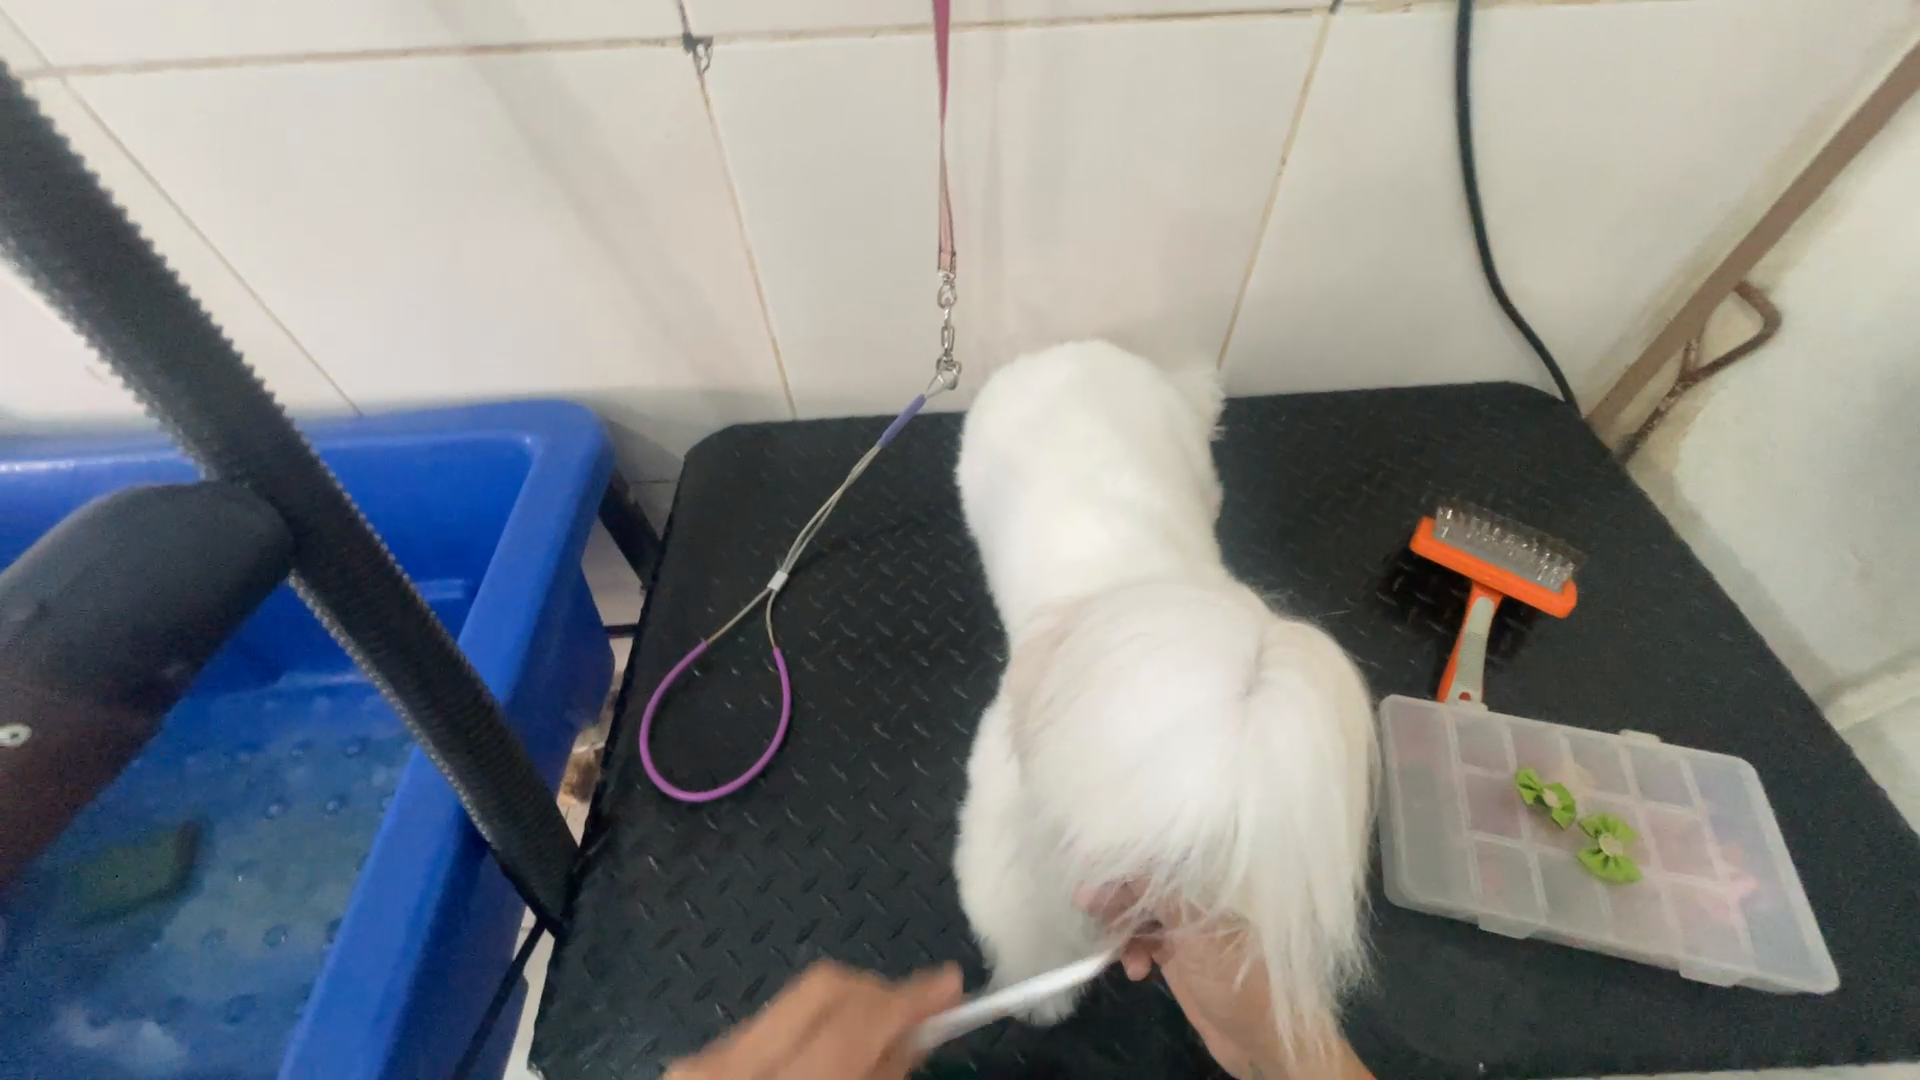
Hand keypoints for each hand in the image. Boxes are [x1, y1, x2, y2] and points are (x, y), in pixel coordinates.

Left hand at [665, 961, 962, 1079]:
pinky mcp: (691, 1063)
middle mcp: (730, 1068)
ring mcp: (701, 1061)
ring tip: (872, 1042)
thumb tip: (910, 1033)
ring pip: (796, 1000)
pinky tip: (824, 1061)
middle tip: (916, 1012)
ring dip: (845, 1011)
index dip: (908, 998)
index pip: (852, 1026)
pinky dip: (808, 1032)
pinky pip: (769, 1025)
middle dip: (877, 991)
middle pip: (822, 987)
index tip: (951, 984)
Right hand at [1078, 885, 1370, 1079]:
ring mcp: (1182, 936)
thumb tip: (1116, 868)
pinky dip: (1132, 954)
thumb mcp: (1195, 933)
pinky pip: (1143, 946)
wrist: (1262, 1040)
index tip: (1090, 881)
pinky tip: (1135, 971)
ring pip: (1138, 919)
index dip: (1120, 872)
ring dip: (1121, 930)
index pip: (1151, 869)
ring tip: (1113, 951)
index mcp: (1198, 893)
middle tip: (1087, 909)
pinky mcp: (1176, 963)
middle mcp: (1188, 908)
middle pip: (1141, 891)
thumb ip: (1158, 896)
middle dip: (1114, 899)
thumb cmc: (1234, 980)